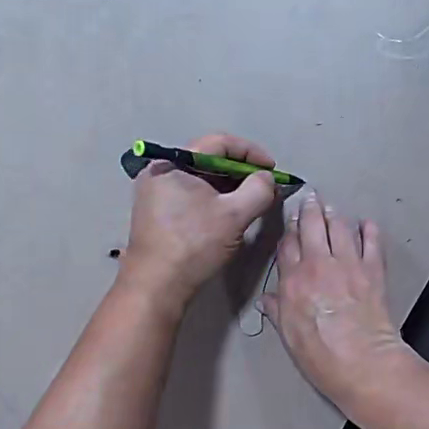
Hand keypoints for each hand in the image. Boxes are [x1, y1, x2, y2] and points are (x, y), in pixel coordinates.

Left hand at [119, 133, 276, 306]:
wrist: (157, 285)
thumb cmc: (194, 244)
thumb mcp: (235, 214)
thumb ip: (259, 190)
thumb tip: (267, 178)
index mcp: (173, 162)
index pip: (219, 143)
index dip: (251, 152)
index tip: (272, 168)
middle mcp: (159, 171)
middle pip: (210, 160)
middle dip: (242, 172)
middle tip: (265, 187)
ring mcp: (156, 193)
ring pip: (202, 180)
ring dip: (230, 187)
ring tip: (252, 201)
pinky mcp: (158, 213)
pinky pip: (193, 195)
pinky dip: (215, 199)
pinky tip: (230, 214)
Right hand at [260, 190, 411, 408]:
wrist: (362, 360)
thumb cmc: (321, 356)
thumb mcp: (289, 336)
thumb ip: (278, 312)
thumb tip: (267, 300)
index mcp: (293, 281)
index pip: (287, 246)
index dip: (289, 231)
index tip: (290, 221)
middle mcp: (318, 265)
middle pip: (312, 227)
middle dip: (309, 210)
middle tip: (310, 198)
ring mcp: (348, 264)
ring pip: (339, 228)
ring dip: (334, 214)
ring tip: (331, 207)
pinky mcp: (373, 269)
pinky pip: (371, 241)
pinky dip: (368, 229)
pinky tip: (366, 223)